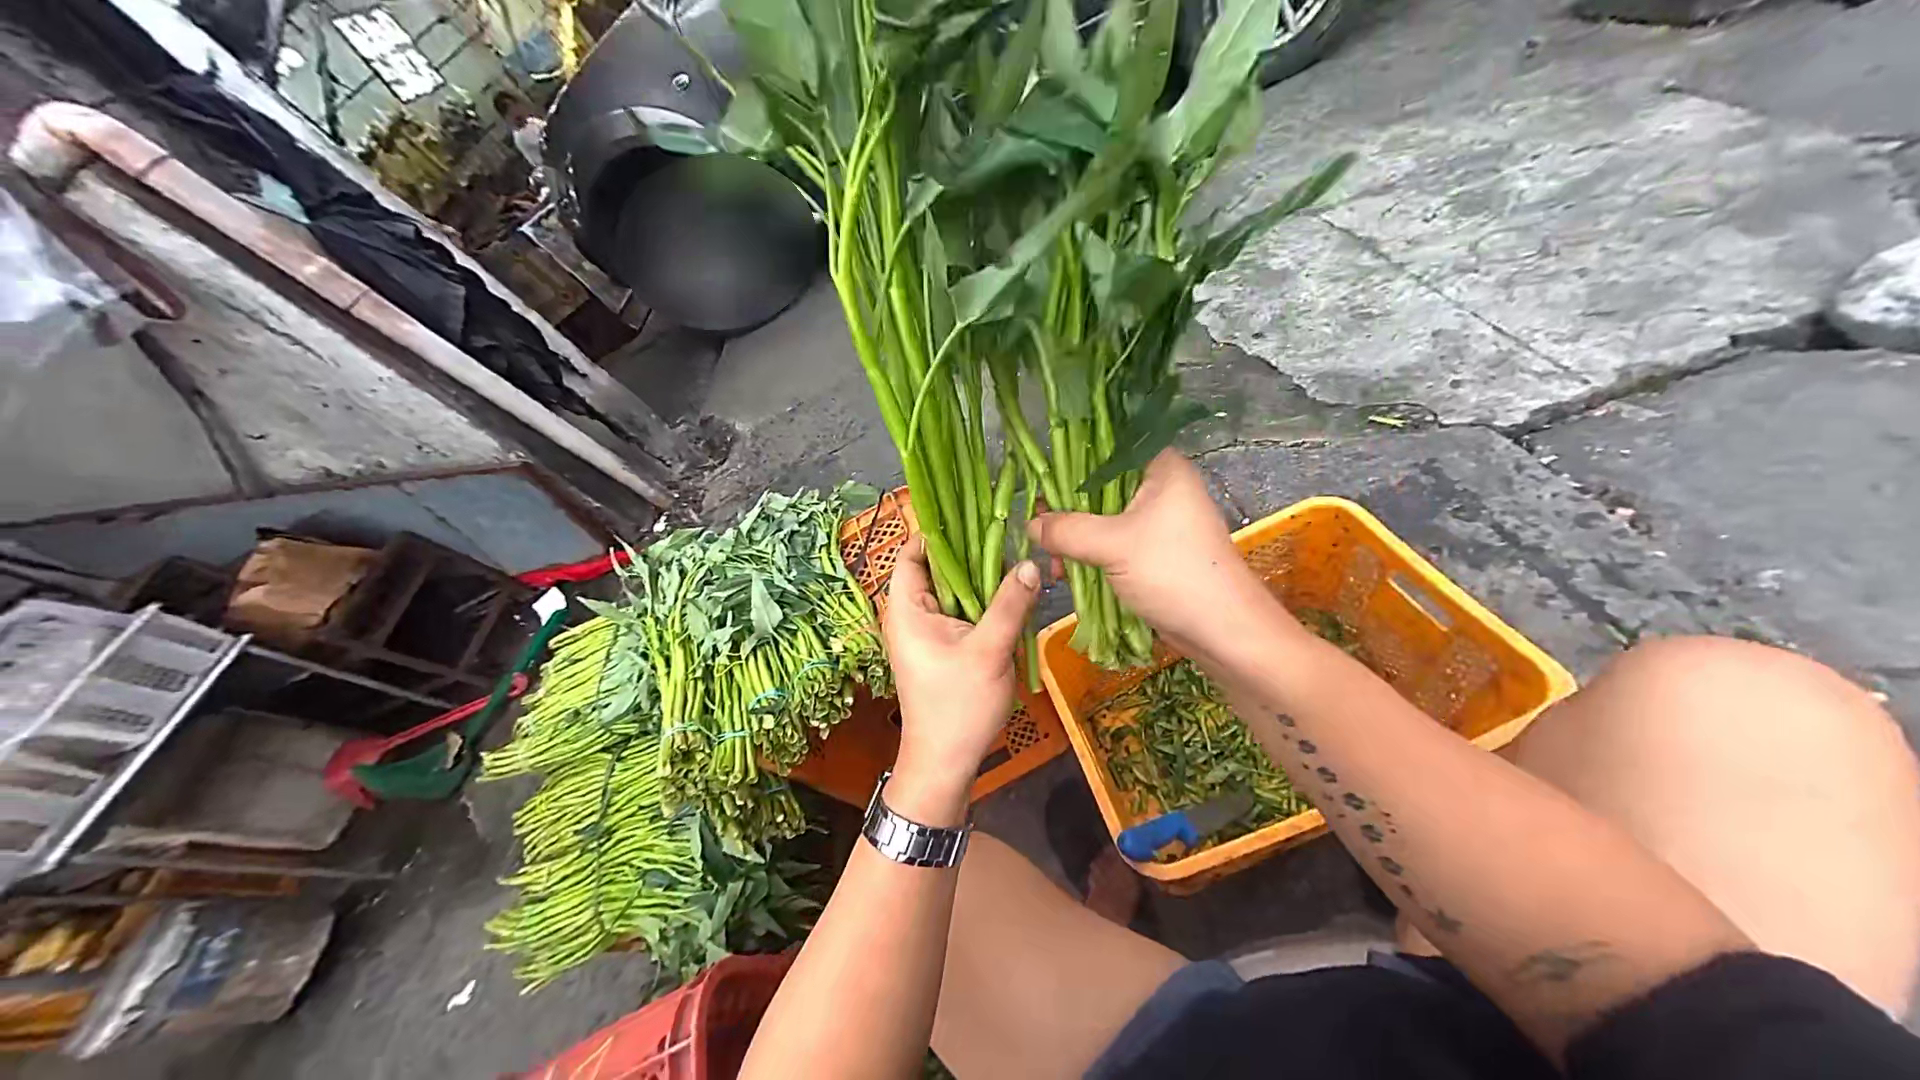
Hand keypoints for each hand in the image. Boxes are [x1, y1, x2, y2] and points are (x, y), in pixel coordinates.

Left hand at [881, 538, 1039, 824]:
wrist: (946, 762)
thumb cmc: (958, 706)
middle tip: (1010, 539)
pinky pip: (961, 612)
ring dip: (981, 580)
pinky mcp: (942, 646)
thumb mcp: (989, 650)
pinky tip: (1010, 598)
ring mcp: (926, 631)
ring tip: (1016, 563)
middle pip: (938, 567)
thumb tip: (1030, 563)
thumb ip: (1009, 604)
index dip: (941, 530)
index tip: (977, 515)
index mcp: (906, 608)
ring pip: (954, 590)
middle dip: (972, 553)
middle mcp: (911, 614)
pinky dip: (982, 603)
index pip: (915, 551)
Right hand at [1028, 450, 1266, 656]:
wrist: (1223, 630)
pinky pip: (1112, 543)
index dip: (1070, 461)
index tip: (1040, 484)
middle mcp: (1161, 487)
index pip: (1108, 447)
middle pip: (1100, 486)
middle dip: (1067, 510)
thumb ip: (1066, 529)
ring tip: (1053, 562)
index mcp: (1161, 468)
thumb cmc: (1173, 572)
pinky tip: (1068, 571)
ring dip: (1075, 538)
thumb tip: (1030, 525)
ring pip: (1103, 518)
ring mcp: (1158, 521)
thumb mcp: (1113, 545)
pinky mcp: (1154, 551)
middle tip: (1039, 528)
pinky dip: (1090, 554)